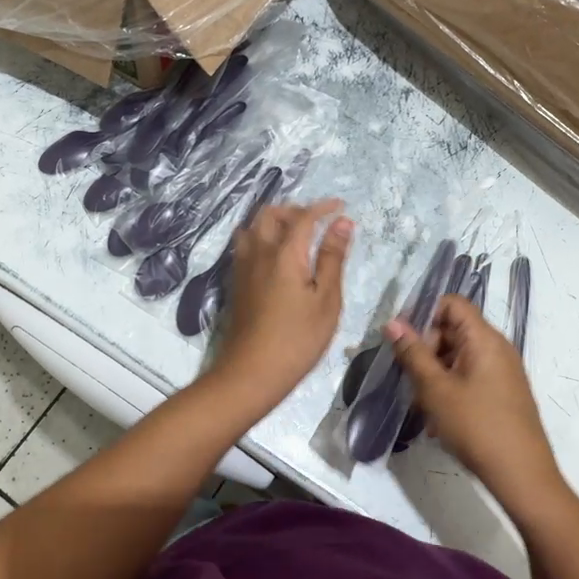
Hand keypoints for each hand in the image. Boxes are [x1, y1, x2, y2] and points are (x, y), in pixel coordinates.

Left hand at [207, 199, 352, 407]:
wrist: (251, 372)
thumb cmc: (298, 339)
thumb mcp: (326, 300)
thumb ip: (333, 258)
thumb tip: (343, 223)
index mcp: (285, 253)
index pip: (304, 217)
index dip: (323, 207)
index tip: (340, 206)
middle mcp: (259, 252)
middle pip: (271, 214)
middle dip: (295, 210)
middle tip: (317, 222)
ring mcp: (243, 267)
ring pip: (253, 227)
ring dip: (274, 222)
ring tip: (295, 236)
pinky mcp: (236, 282)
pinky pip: (245, 245)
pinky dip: (261, 238)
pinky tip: (275, 257)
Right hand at [392, 296, 565, 506]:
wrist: (522, 476)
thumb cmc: (476, 427)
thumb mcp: (436, 390)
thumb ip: (413, 354)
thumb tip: (393, 323)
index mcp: (484, 338)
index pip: (452, 303)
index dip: (424, 313)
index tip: (402, 341)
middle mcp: (497, 347)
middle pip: (454, 329)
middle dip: (426, 349)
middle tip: (409, 378)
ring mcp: (503, 371)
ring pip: (459, 357)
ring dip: (435, 374)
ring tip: (422, 404)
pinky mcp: (503, 393)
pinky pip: (470, 377)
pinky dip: (451, 389)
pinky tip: (439, 419)